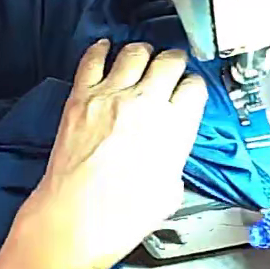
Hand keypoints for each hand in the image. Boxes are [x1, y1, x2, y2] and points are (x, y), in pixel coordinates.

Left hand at [10, 40, 207, 268]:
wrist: (74, 220)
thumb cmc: (119, 217)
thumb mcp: (169, 192)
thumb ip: (174, 160)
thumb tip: (167, 151)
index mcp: (175, 128)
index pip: (194, 87)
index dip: (192, 88)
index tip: (187, 91)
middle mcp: (146, 104)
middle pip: (169, 61)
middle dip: (173, 63)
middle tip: (169, 68)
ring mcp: (111, 96)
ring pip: (135, 52)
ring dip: (142, 53)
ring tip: (141, 58)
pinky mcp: (81, 97)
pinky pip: (93, 59)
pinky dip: (101, 50)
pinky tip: (105, 49)